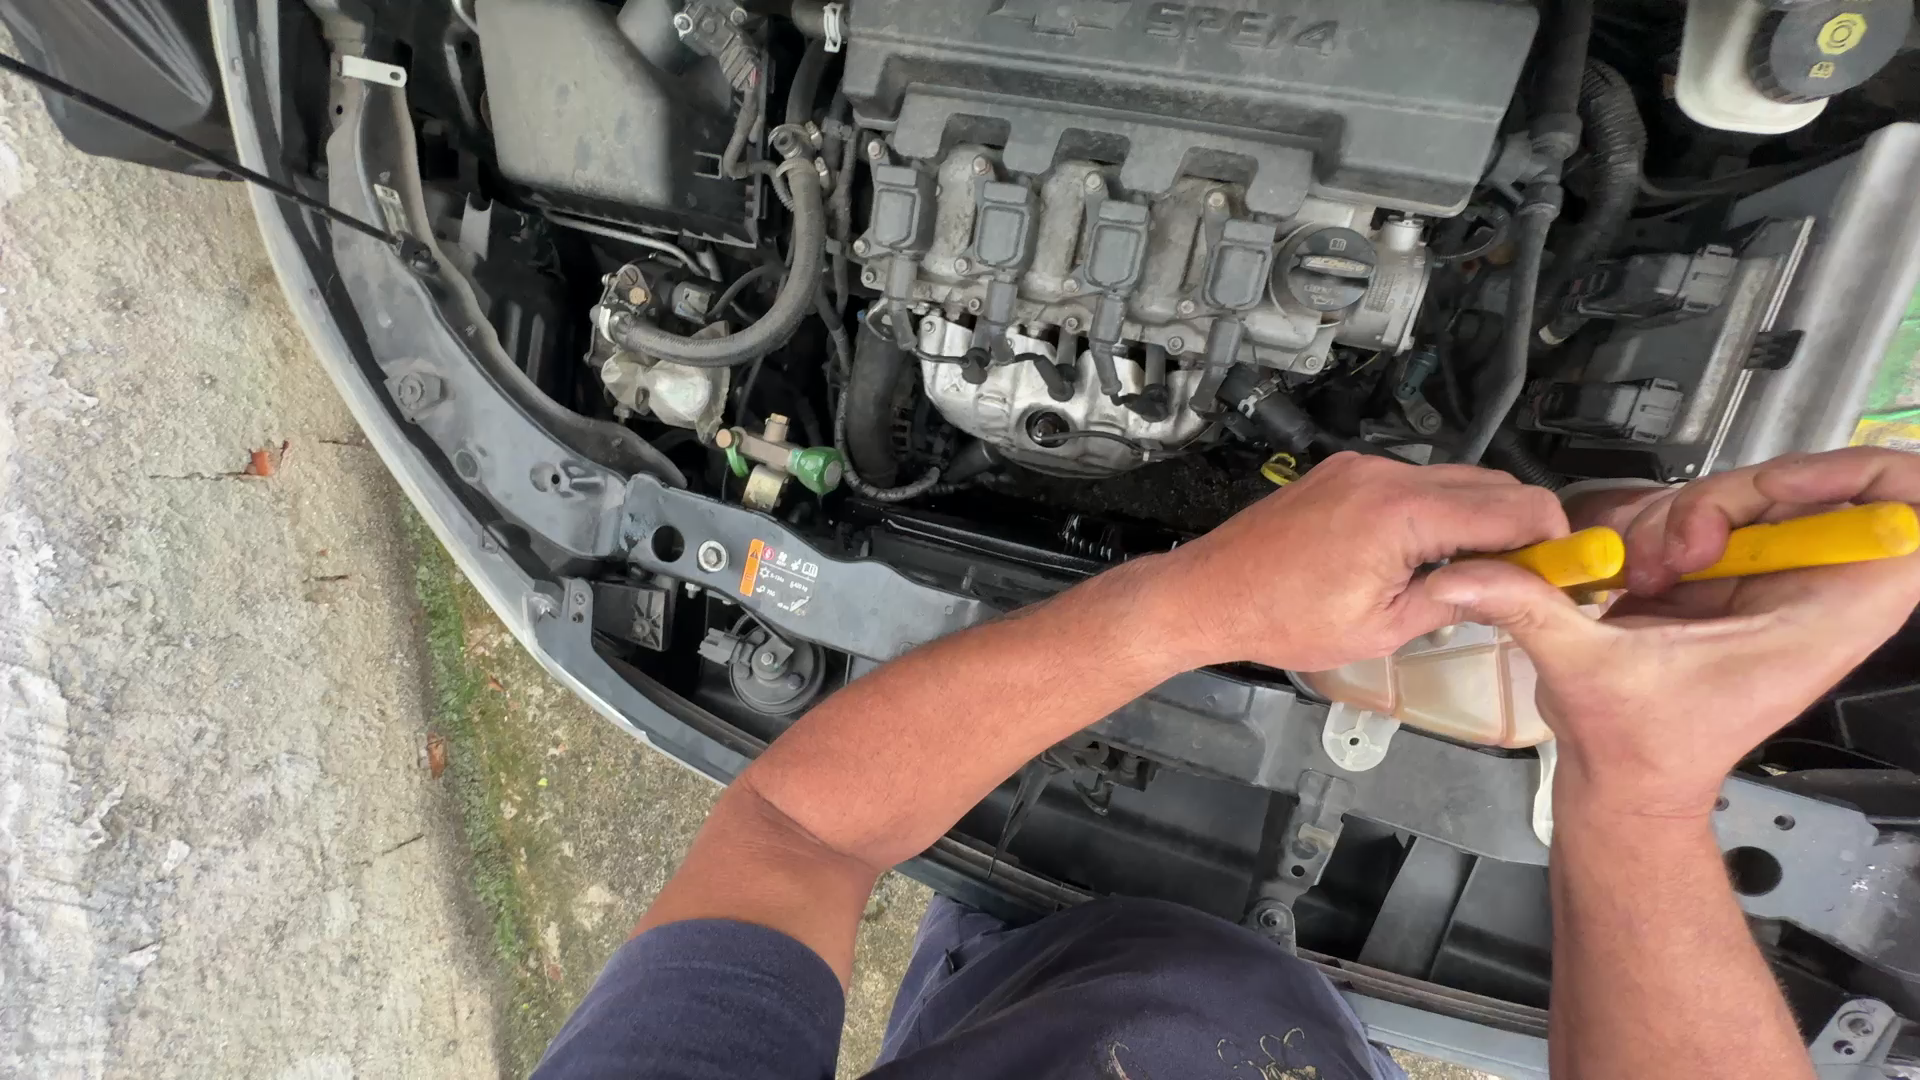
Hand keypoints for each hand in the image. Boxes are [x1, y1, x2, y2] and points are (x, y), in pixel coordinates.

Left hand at [1153, 451, 1567, 671]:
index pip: (1517, 507)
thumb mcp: (1381, 627)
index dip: (1554, 540)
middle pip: (1490, 485)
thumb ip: (1455, 598)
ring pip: (1449, 480)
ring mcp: (1354, 469)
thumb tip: (1512, 586)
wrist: (1206, 593)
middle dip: (1517, 528)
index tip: (1564, 572)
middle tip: (1515, 578)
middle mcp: (1381, 475)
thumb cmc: (1280, 619)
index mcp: (1400, 512)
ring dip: (1472, 518)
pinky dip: (1428, 510)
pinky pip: (1406, 483)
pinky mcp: (1336, 473)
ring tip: (1462, 571)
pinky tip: (1417, 552)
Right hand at [1427, 447, 1919, 818]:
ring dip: (1664, 520)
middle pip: (1796, 489)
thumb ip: (1527, 607)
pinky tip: (1618, 575)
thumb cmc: (1637, 741)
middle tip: (1658, 554)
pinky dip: (1642, 532)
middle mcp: (1803, 588)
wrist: (1622, 775)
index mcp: (1822, 613)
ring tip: (1627, 578)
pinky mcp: (1710, 580)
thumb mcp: (1583, 666)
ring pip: (1731, 498)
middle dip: (1711, 504)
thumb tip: (1454, 575)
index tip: (1766, 491)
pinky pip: (1688, 520)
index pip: (1908, 513)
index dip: (1847, 479)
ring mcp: (1754, 581)